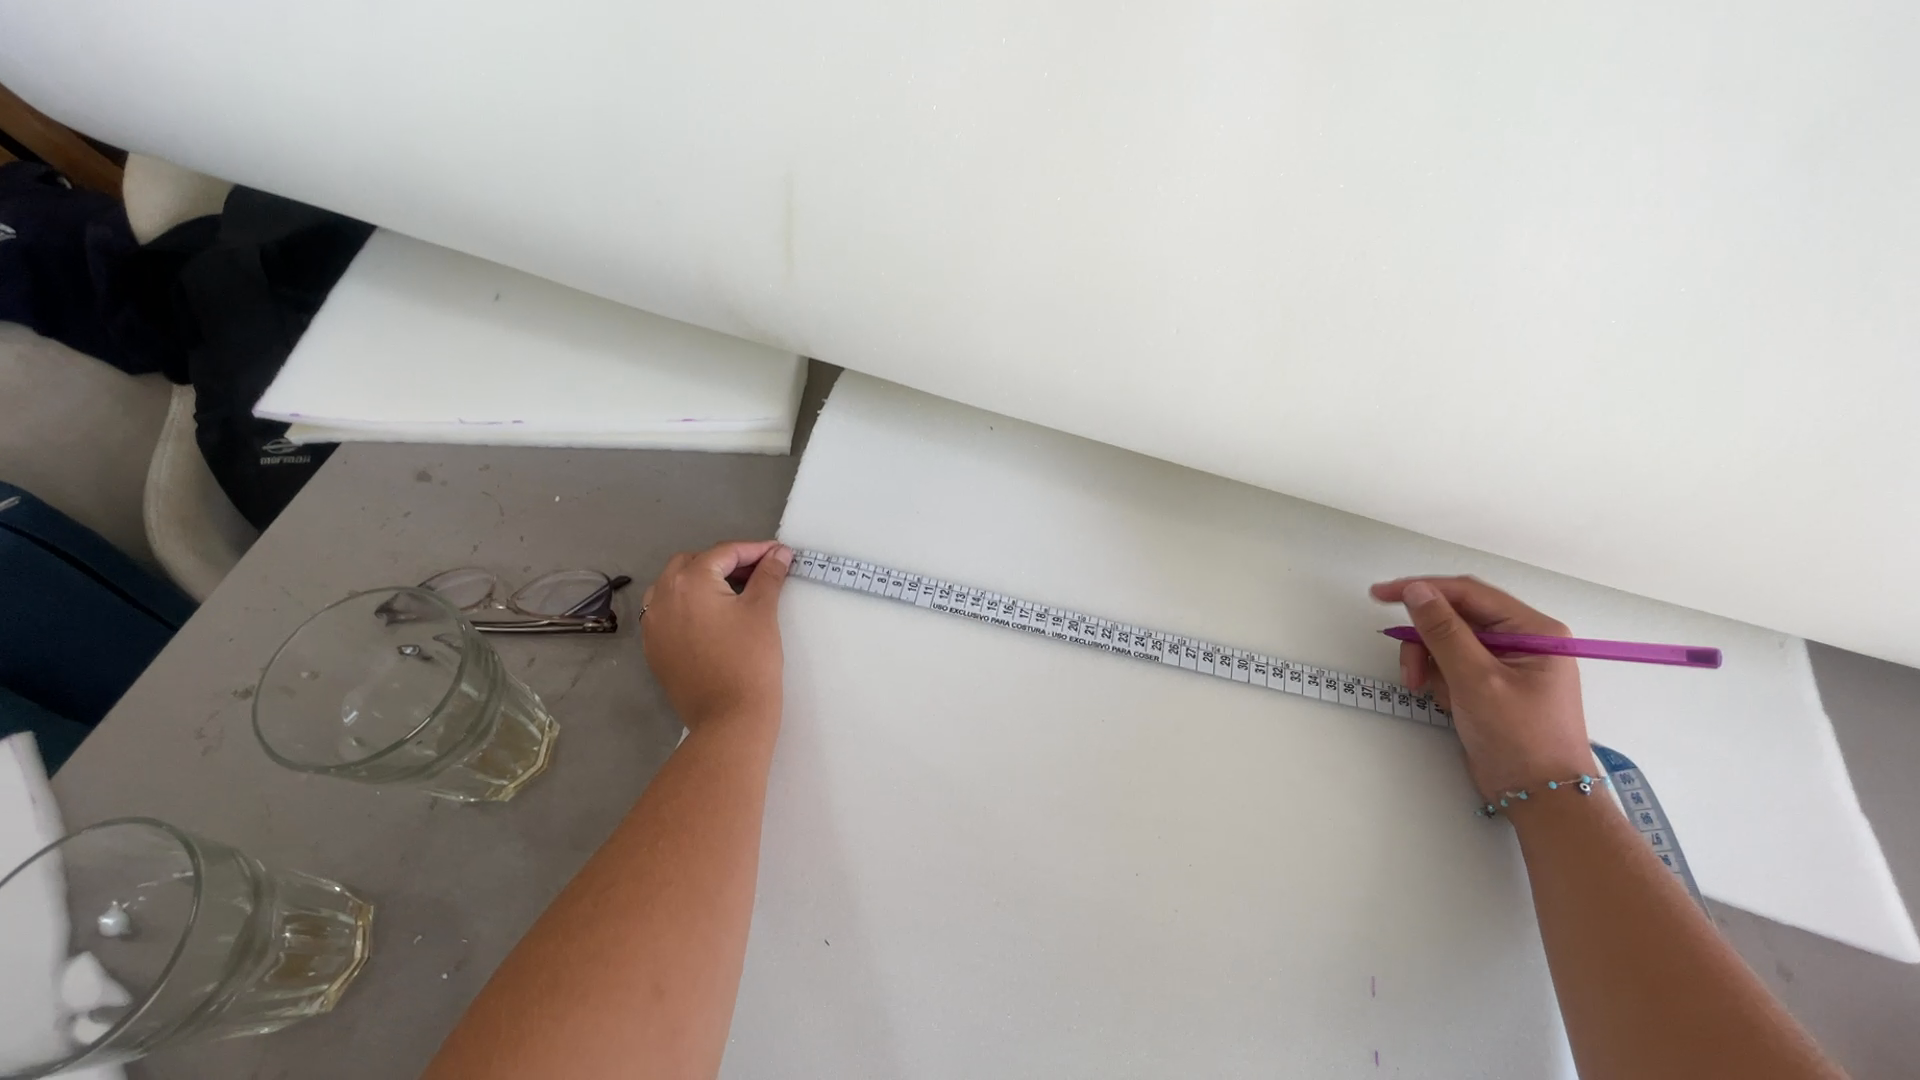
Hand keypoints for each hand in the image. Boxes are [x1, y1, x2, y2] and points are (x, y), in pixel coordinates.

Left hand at [640, 541, 791, 730]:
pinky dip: (686, 606)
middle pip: (692, 563)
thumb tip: (779, 553)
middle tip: (756, 573)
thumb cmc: (751, 660)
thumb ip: (769, 575)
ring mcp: (653, 624)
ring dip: (699, 581)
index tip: (778, 553)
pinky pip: (666, 613)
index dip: (754, 550)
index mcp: (689, 581)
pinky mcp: (654, 648)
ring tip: (730, 593)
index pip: (723, 553)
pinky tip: (711, 619)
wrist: (729, 718)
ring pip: (673, 586)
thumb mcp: (763, 611)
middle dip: (723, 562)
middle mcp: (663, 596)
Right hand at [1369, 576, 1592, 799]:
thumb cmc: (1519, 737)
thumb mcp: (1476, 680)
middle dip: (1425, 639)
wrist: (1541, 798)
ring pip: (1448, 642)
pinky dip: (1437, 678)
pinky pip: (1452, 665)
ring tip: (1422, 689)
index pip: (1469, 593)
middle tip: (1408, 668)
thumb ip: (1443, 631)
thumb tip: (1416, 590)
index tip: (1380, 594)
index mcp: (1534, 630)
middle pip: (1456, 617)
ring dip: (1427, 661)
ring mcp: (1506, 663)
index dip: (1422, 589)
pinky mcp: (1490, 684)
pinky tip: (1442, 700)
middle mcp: (1522, 640)